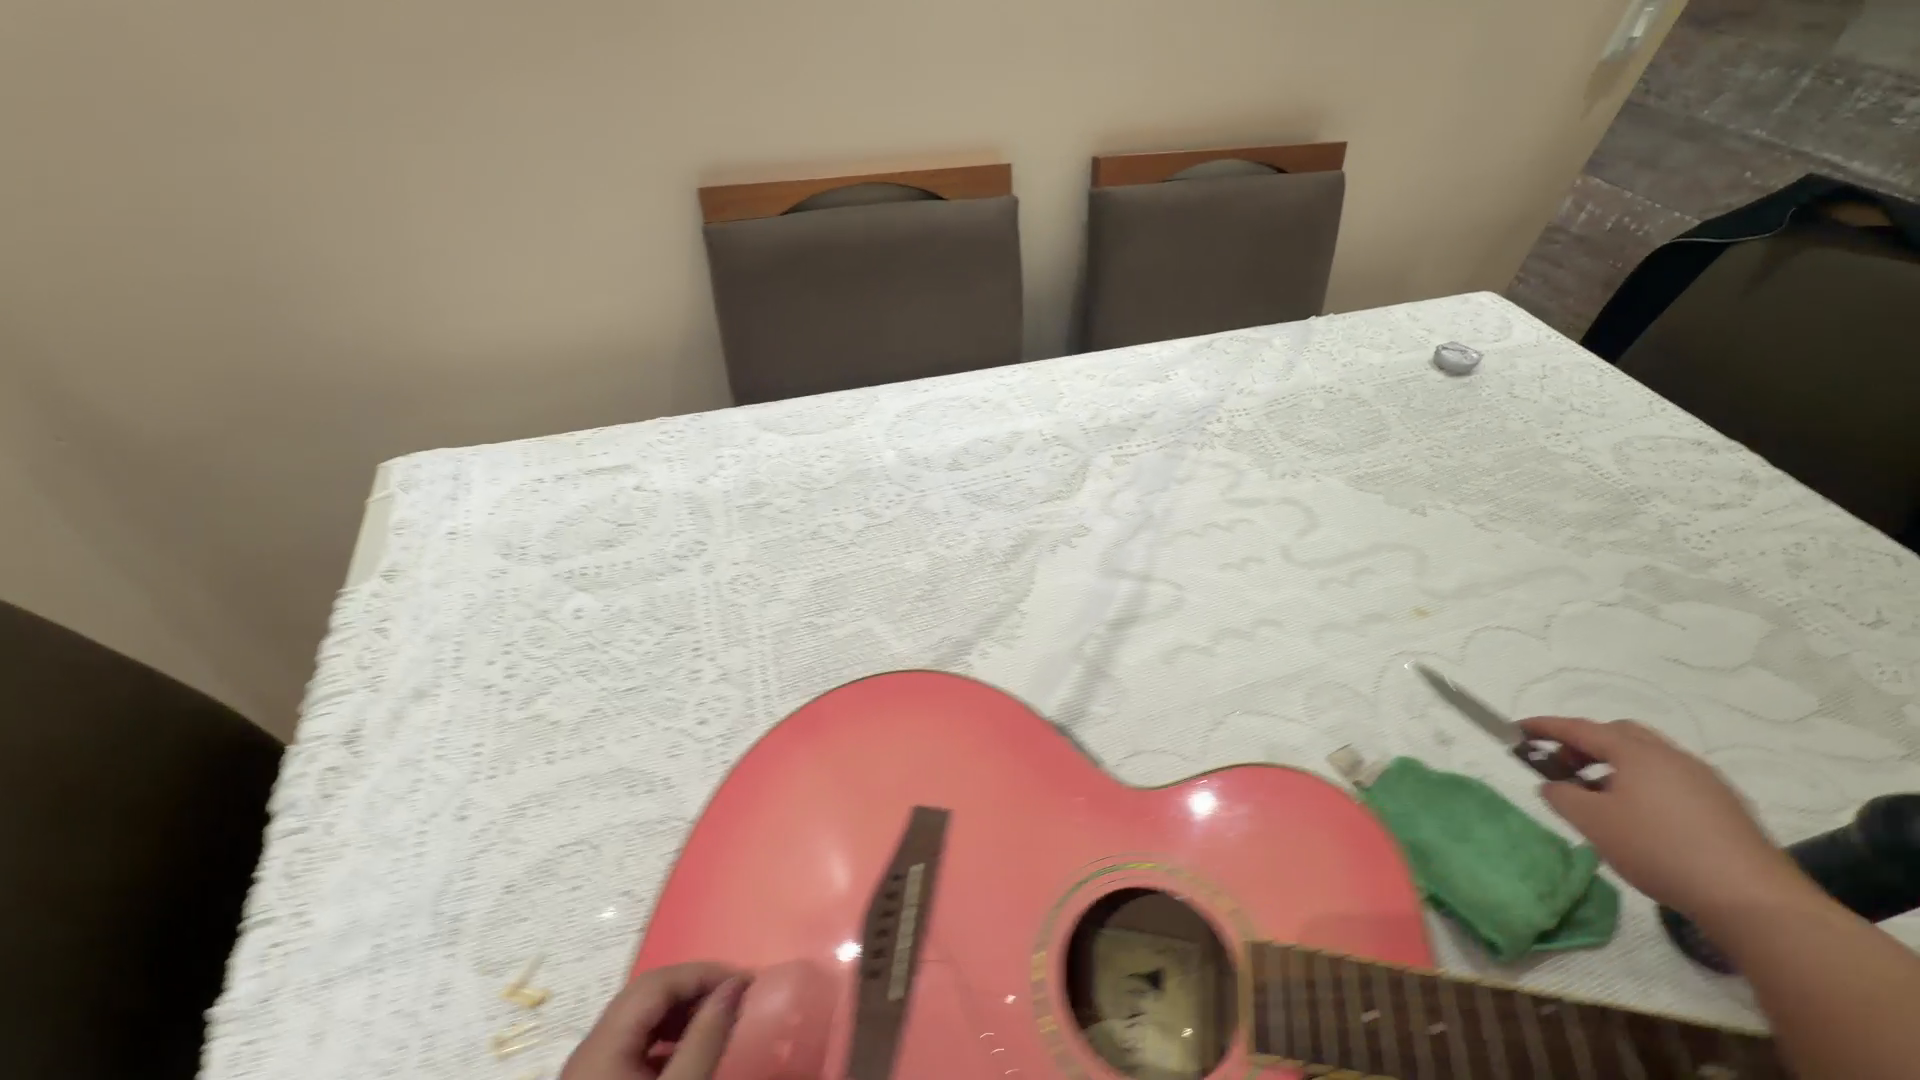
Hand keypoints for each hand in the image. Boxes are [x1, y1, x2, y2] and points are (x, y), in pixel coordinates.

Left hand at [561, 963, 747, 1079]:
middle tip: (737, 997)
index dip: (703, 974)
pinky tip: (692, 1049)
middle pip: (646, 995)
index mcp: (602, 1045)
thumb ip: (706, 1040)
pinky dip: (668, 1036)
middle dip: (695, 987)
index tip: (747, 982)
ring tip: (721, 1020)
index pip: (656, 984)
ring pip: (640, 1017)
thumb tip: (735, 986)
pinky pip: (636, 1042)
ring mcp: (591, 1068)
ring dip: (683, 1010)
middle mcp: (590, 1048)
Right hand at [1521, 717, 1815, 917]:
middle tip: (1562, 767)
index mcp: (1638, 753)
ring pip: (1648, 759)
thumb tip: (1554, 785)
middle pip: (1620, 735)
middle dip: (1585, 745)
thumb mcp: (1593, 823)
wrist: (1750, 897)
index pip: (1582, 729)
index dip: (1547, 727)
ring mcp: (1704, 781)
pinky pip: (1671, 781)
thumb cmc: (1659, 849)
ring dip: (1615, 768)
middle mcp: (1673, 757)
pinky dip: (1643, 786)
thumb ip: (1562, 796)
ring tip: (1598, 799)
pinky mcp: (1724, 807)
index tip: (1519, 728)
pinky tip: (1639, 820)